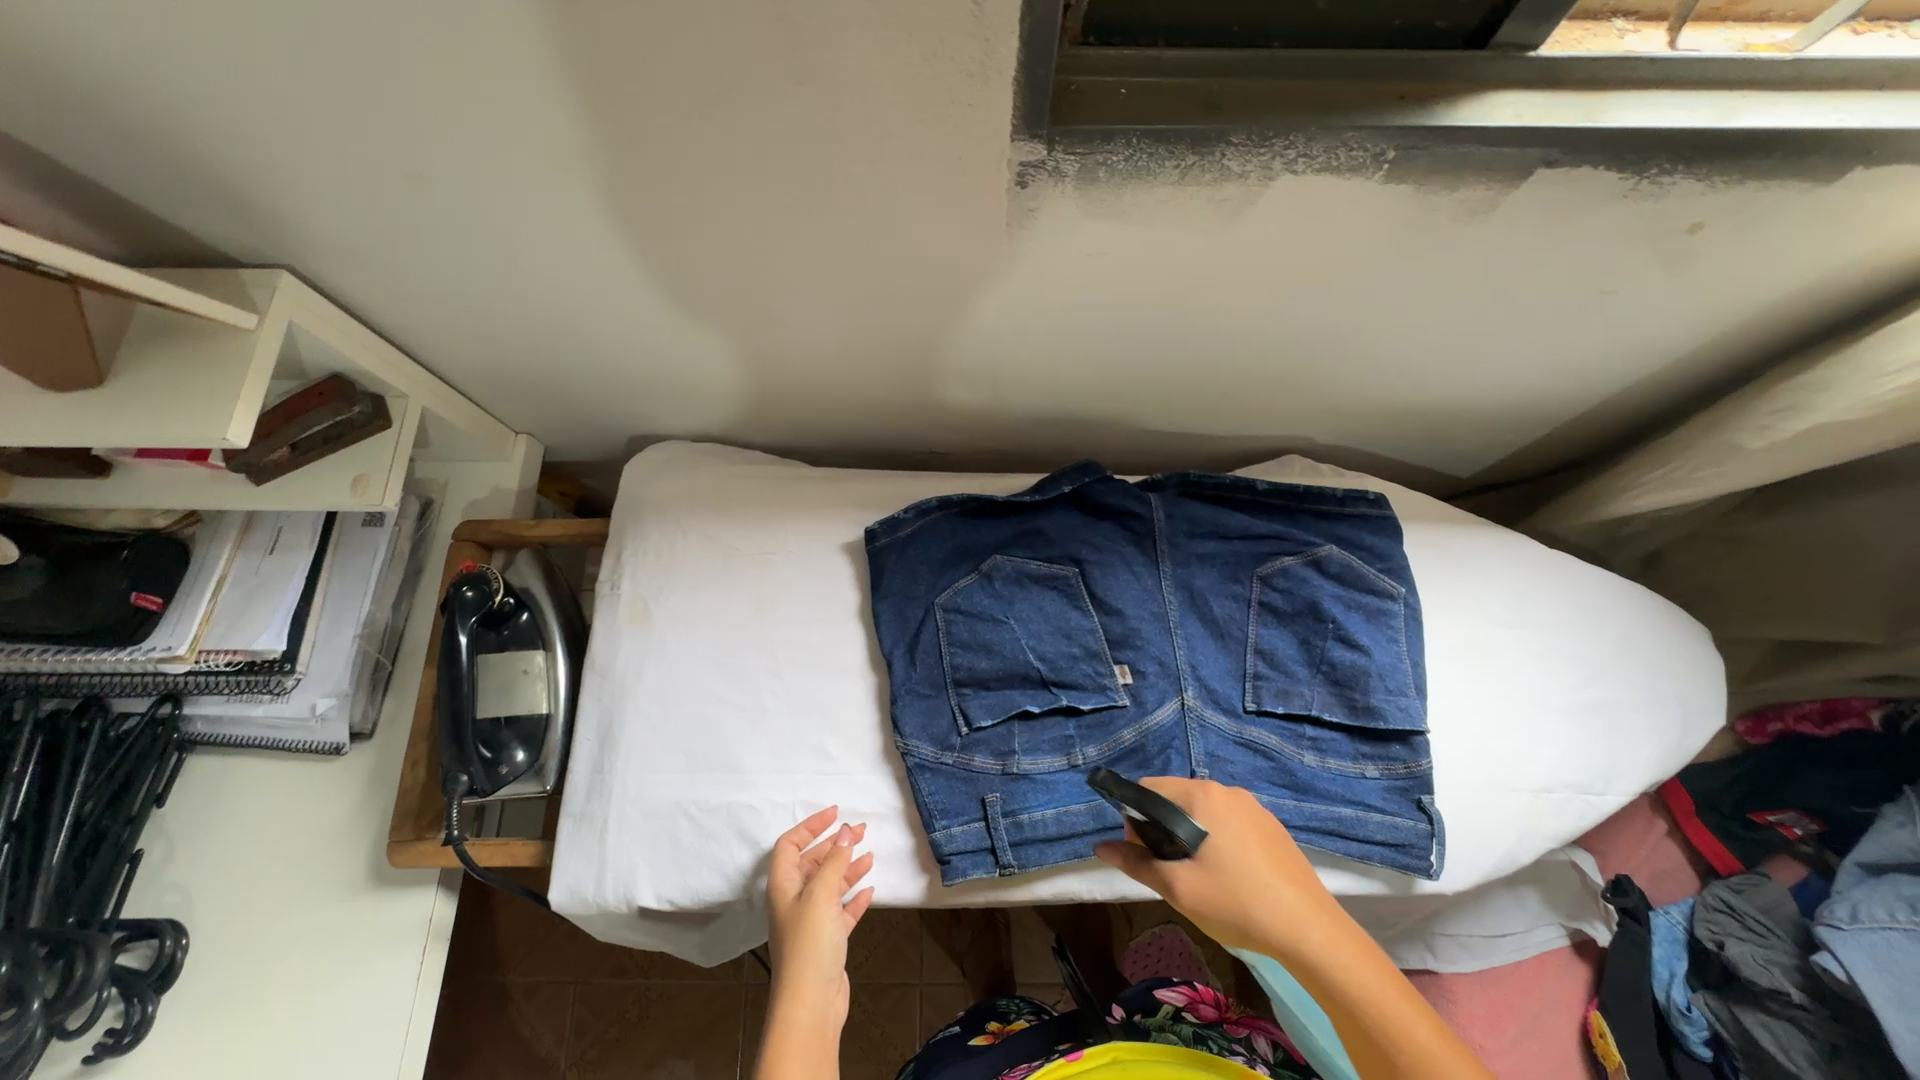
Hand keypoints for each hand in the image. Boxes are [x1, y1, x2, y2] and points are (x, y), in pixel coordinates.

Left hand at [765, 806, 875, 1028]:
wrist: (811, 1001)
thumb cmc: (809, 944)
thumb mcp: (821, 895)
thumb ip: (835, 861)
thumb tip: (845, 831)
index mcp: (783, 885)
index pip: (791, 845)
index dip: (810, 826)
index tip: (836, 813)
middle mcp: (794, 900)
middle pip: (813, 862)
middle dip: (835, 844)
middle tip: (862, 830)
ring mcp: (811, 921)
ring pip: (830, 885)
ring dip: (848, 868)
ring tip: (871, 854)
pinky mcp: (828, 939)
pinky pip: (841, 909)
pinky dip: (854, 897)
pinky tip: (870, 890)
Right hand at [1094, 777, 1346, 962]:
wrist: (1309, 929)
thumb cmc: (1236, 904)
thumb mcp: (1178, 888)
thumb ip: (1136, 863)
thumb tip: (1100, 847)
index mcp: (1202, 796)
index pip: (1149, 788)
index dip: (1135, 819)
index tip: (1144, 854)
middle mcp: (1227, 791)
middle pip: (1176, 798)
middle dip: (1162, 829)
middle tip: (1171, 871)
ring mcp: (1254, 807)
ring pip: (1203, 812)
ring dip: (1190, 836)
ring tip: (1200, 877)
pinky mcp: (1272, 826)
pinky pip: (1229, 822)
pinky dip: (1217, 841)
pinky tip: (1229, 877)